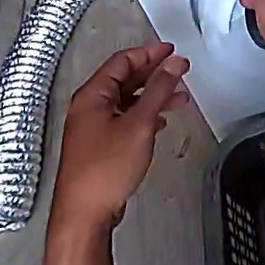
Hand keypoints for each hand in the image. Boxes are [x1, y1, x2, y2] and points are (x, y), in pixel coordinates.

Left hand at [52, 42, 188, 231]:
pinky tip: (161, 121)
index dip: (149, 53)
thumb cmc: (105, 169)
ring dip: (153, 96)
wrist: (85, 214)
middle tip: (178, 69)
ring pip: (127, 100)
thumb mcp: (139, 123)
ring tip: (179, 97)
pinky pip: (125, 119)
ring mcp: (93, 127)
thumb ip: (159, 90)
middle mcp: (89, 108)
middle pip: (124, 79)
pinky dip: (145, 115)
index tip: (171, 50)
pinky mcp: (100, 145)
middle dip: (154, 73)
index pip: (122, 61)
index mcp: (92, 95)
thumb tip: (174, 63)